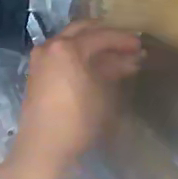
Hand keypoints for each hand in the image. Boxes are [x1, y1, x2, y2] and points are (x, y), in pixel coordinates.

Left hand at [11, 22, 143, 172]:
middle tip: (127, 44)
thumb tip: (130, 59)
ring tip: (117, 57)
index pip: (100, 35)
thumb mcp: (103, 93)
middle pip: (82, 31)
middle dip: (106, 36)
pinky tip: (98, 67)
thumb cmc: (77, 120)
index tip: (140, 44)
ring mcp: (41, 58)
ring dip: (93, 46)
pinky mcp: (37, 72)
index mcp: (66, 47)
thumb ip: (116, 70)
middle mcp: (50, 46)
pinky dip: (80, 55)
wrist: (43, 147)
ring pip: (71, 41)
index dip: (123, 39)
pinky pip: (62, 54)